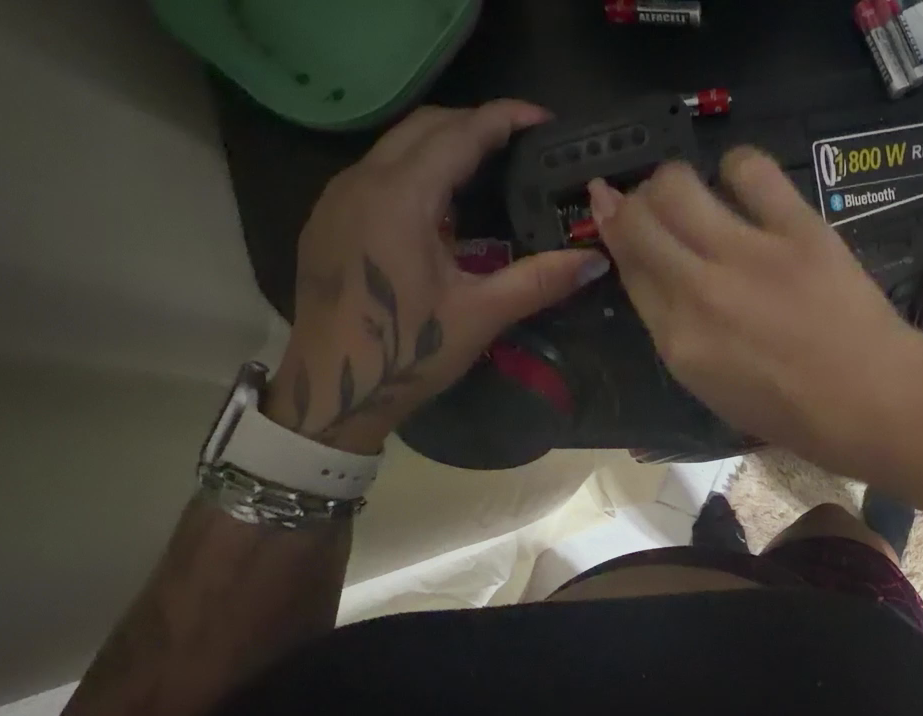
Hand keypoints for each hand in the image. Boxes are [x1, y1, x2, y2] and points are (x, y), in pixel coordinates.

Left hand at [265, 101, 609, 453]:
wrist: (333, 389)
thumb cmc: (407, 353)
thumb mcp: (481, 315)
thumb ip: (539, 280)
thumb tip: (595, 260)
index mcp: (400, 197)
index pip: (459, 134)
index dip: (504, 119)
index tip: (543, 120)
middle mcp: (361, 181)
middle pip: (423, 126)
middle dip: (473, 123)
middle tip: (521, 143)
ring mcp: (336, 198)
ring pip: (395, 146)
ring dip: (442, 145)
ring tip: (488, 170)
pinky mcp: (327, 219)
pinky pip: (377, 173)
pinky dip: (415, 171)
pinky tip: (441, 209)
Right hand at [588, 148, 922, 454]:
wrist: (874, 401)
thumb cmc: (798, 416)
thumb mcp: (719, 393)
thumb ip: (683, 338)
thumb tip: (665, 284)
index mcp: (680, 343)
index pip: (629, 269)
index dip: (618, 238)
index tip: (615, 219)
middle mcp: (699, 291)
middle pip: (639, 220)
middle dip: (632, 204)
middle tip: (651, 208)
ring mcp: (747, 254)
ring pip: (677, 185)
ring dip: (672, 183)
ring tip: (693, 195)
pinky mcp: (797, 227)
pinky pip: (749, 168)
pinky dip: (736, 168)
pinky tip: (744, 185)